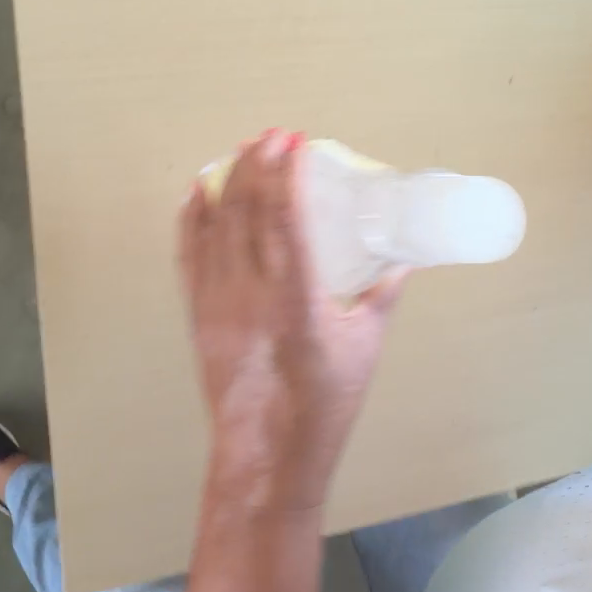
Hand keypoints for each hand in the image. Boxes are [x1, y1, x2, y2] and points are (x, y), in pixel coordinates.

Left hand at [178, 129, 406, 511]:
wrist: (264, 457)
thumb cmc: (322, 407)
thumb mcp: (364, 347)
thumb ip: (382, 296)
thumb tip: (403, 260)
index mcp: (296, 296)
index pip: (285, 215)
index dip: (286, 171)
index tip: (294, 142)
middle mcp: (250, 291)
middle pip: (246, 208)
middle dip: (258, 163)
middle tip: (272, 135)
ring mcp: (217, 302)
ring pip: (215, 224)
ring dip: (228, 180)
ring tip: (242, 150)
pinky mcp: (198, 315)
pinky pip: (188, 254)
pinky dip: (191, 217)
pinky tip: (198, 191)